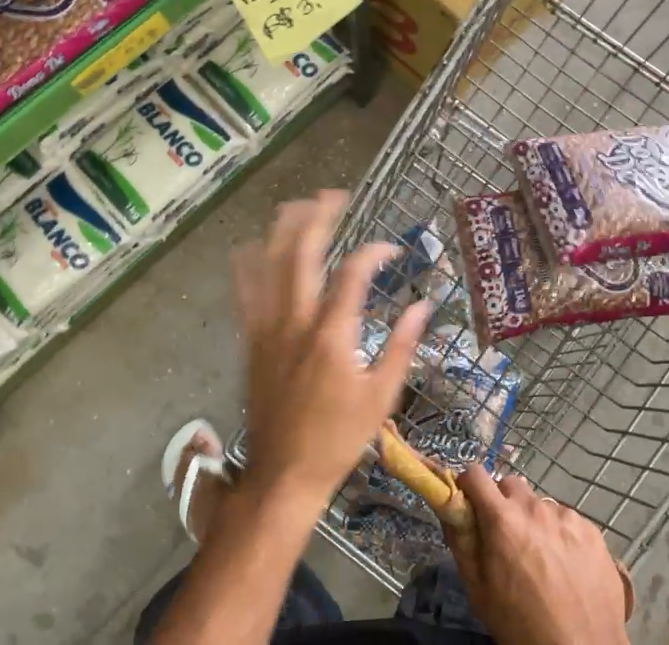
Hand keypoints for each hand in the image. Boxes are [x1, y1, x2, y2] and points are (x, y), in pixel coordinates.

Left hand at [235, 191, 429, 515]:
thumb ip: (401, 346)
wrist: (283, 474)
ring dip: (282, 230)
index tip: (391, 250)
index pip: (353, 274)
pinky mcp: (251, 341)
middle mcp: (295, 322)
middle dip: (318, 218)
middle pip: (301, 254)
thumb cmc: (338, 438)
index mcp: (332, 335)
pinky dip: (248, 264)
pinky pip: (244, 292)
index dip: (373, 252)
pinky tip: (251, 245)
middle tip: (334, 196)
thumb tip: (424, 307)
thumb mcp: (382, 396)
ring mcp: (267, 329)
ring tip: (297, 205)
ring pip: (268, 265)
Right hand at [453, 468, 629, 644]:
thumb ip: (461, 543)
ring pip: (540, 504)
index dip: (468, 485)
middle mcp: (535, 507)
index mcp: (502, 520)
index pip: (475, 474)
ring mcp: (567, 516)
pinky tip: (565, 564)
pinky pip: (567, 520)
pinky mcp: (592, 529)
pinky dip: (561, 533)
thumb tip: (450, 509)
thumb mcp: (479, 590)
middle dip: (502, 503)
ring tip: (541, 557)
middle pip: (510, 485)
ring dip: (533, 520)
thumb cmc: (521, 624)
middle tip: (505, 537)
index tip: (469, 503)